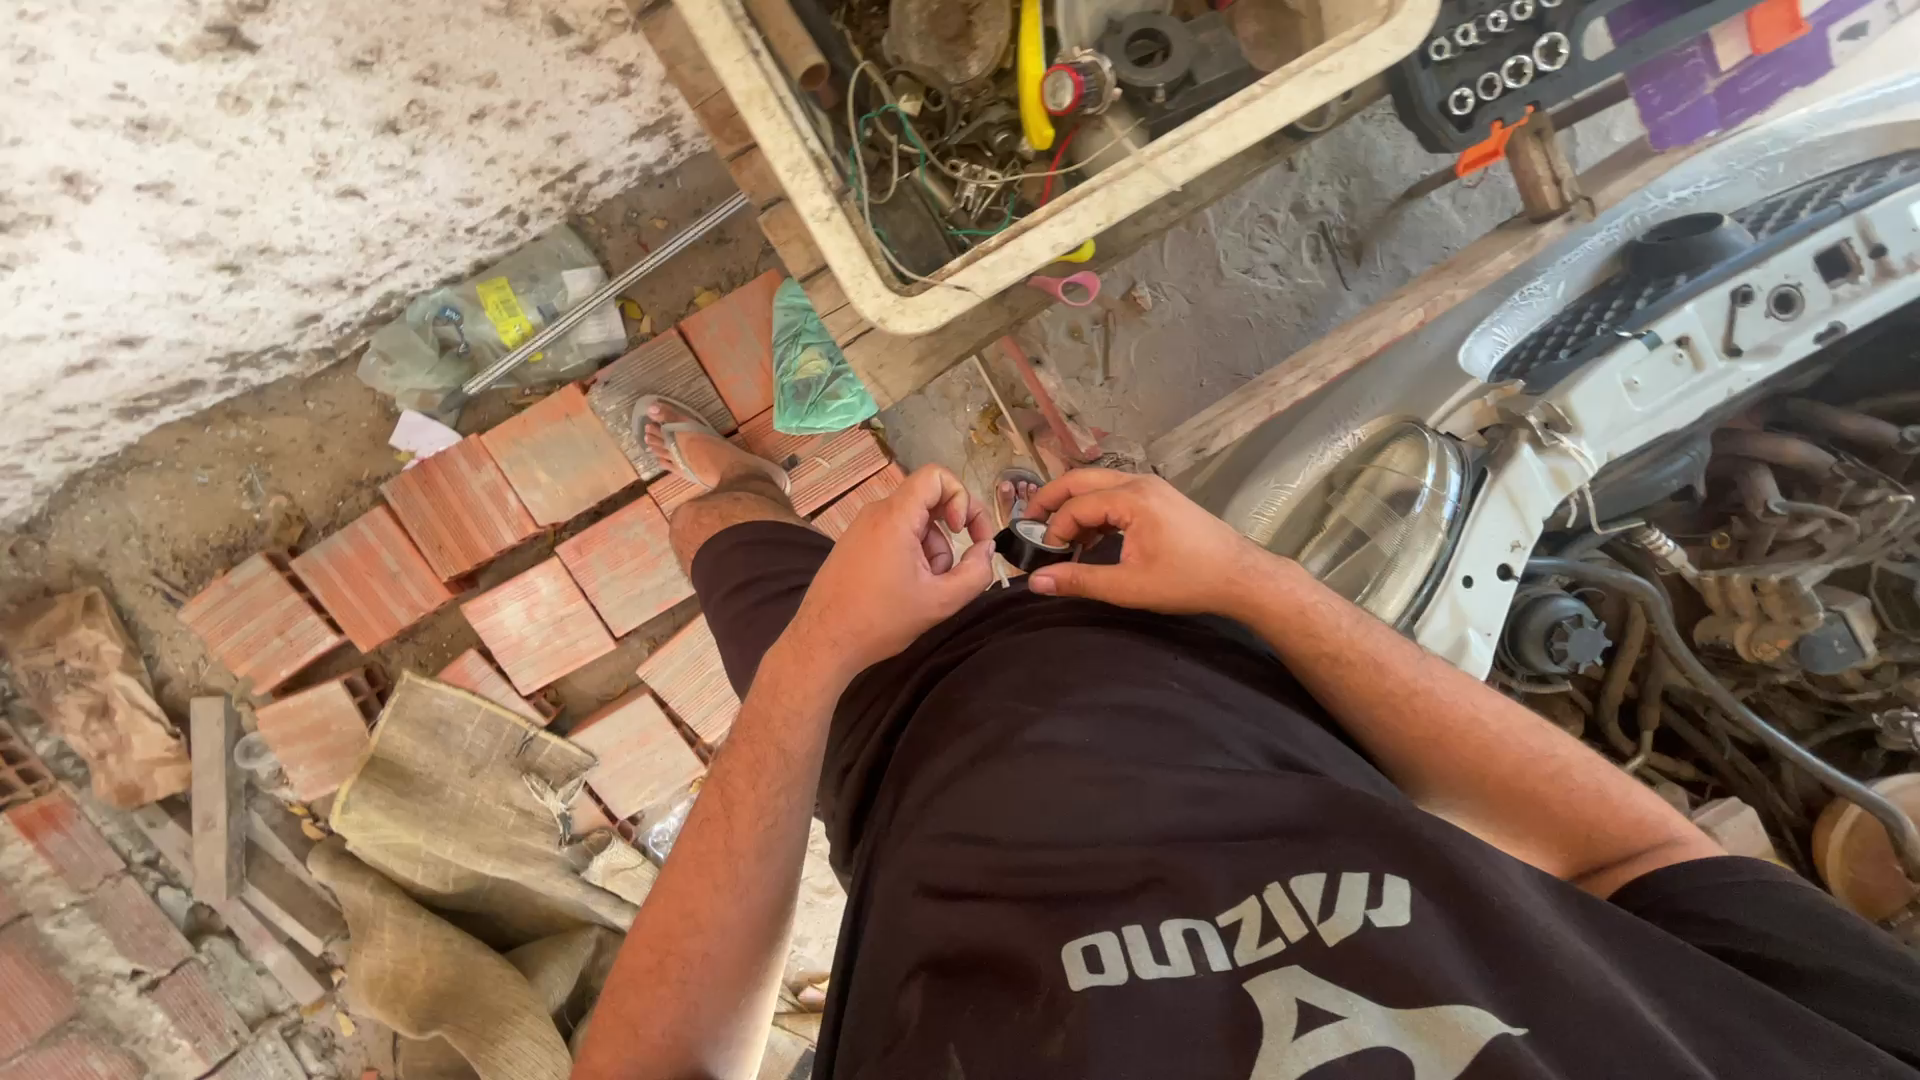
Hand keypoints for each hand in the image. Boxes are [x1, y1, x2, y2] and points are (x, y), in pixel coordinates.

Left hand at [784, 464, 995, 684]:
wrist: (823, 642)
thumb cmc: (880, 621)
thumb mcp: (940, 601)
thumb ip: (976, 572)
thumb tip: (987, 549)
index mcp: (895, 517)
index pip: (936, 476)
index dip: (961, 497)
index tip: (964, 532)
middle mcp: (877, 513)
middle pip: (929, 500)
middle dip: (952, 531)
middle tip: (959, 566)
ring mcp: (863, 527)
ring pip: (914, 522)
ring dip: (933, 549)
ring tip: (928, 587)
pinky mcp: (856, 543)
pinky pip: (896, 534)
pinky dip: (912, 554)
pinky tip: (908, 588)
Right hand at [1023, 468, 1273, 616]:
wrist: (1240, 576)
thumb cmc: (1187, 580)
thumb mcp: (1128, 586)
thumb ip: (1078, 580)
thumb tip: (1035, 581)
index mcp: (1132, 498)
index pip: (1075, 506)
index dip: (1053, 531)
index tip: (1044, 557)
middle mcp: (1139, 482)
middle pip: (1079, 480)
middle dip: (1051, 501)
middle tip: (1029, 525)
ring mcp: (1151, 486)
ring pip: (1097, 485)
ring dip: (1074, 507)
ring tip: (1060, 538)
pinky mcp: (1159, 497)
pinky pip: (1115, 494)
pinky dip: (1096, 511)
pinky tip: (1091, 539)